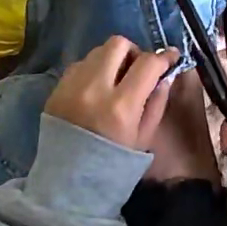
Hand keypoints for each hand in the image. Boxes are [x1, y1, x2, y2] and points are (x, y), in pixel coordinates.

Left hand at [45, 37, 178, 151]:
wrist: (69, 181)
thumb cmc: (113, 163)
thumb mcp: (144, 137)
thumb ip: (157, 102)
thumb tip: (165, 74)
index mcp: (121, 106)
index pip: (147, 63)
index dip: (163, 56)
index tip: (170, 57)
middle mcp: (94, 88)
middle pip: (118, 44)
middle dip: (134, 52)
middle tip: (138, 68)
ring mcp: (72, 85)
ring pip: (97, 51)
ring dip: (112, 60)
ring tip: (115, 79)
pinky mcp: (56, 88)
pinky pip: (79, 65)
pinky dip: (93, 70)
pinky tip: (96, 88)